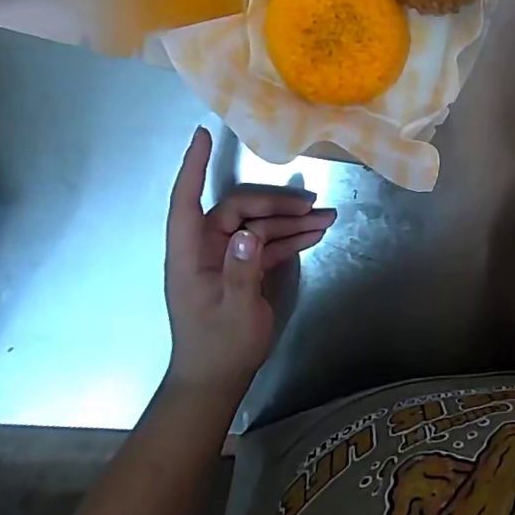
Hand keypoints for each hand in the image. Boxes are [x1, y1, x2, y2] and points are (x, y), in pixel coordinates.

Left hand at [164, 127, 336, 394]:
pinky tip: (316, 234)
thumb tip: (250, 235)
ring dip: (291, 221)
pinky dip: (291, 239)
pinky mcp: (243, 269)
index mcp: (190, 253)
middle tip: (313, 206)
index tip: (203, 136)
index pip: (186, 200)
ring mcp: (225, 257)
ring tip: (327, 218)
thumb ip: (240, 271)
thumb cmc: (218, 346)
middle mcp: (205, 248)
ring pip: (259, 225)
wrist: (218, 378)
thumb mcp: (234, 311)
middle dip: (276, 204)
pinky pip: (268, 244)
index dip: (193, 167)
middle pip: (239, 209)